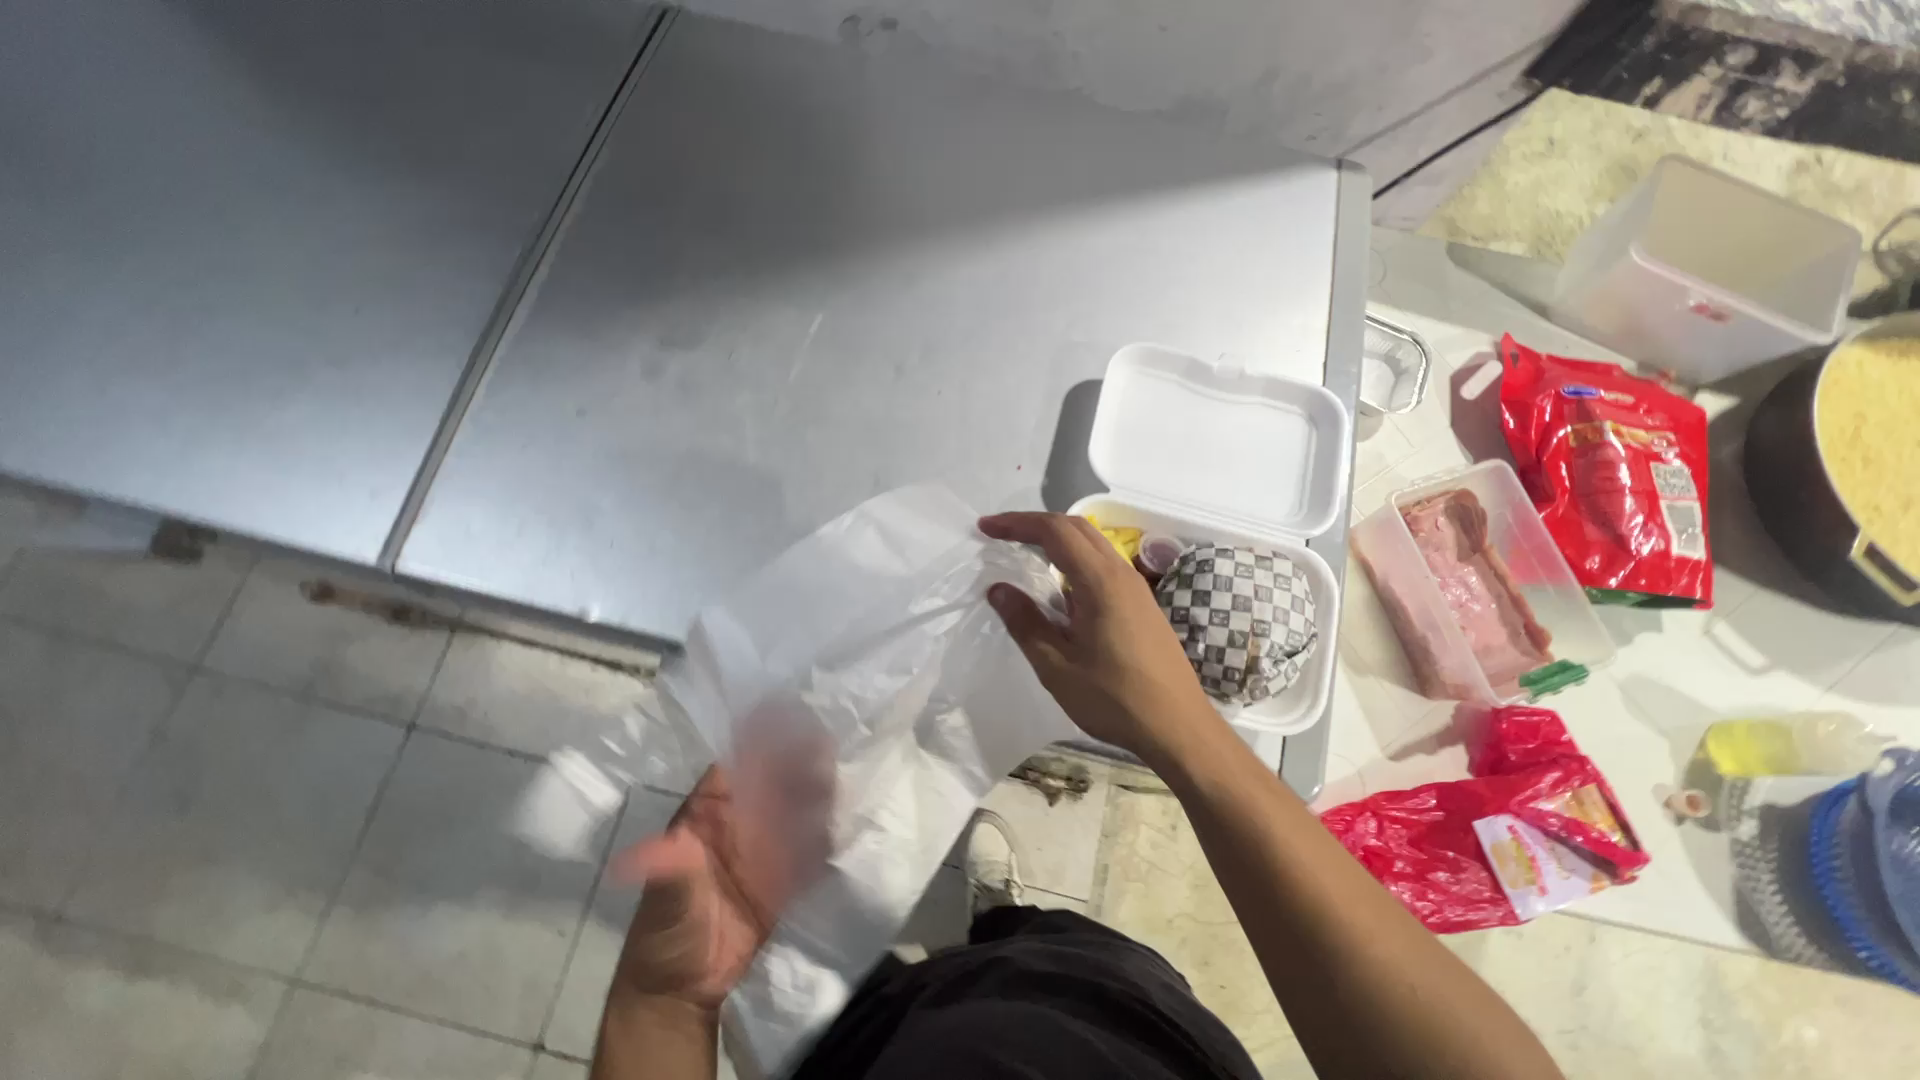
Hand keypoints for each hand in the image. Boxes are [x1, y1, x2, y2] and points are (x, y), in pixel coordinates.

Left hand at [606, 711, 833, 1010]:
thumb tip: (662, 846)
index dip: (760, 744)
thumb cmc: (662, 937)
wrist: (678, 993)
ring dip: (817, 794)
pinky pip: (808, 852)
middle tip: (829, 744)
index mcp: (706, 818)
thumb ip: (672, 873)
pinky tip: (847, 820)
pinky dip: (826, 836)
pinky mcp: (781, 882)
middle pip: (772, 785)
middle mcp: (738, 826)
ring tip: (843, 776)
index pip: (736, 768)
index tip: (791, 721)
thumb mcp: (666, 902)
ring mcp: (762, 853)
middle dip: (798, 764)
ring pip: (795, 813)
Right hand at [978, 511, 1220, 761]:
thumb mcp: (1057, 667)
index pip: (1055, 532)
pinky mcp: (1143, 606)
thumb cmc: (1115, 700)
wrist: (1178, 727)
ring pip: (1093, 546)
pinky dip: (1074, 562)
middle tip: (1000, 534)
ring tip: (1023, 555)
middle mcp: (1122, 575)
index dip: (1017, 523)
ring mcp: (1137, 589)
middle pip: (1076, 528)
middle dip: (1035, 524)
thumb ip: (1026, 623)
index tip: (985, 528)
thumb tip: (998, 588)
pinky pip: (1104, 567)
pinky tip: (1059, 590)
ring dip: (1057, 541)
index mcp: (1100, 582)